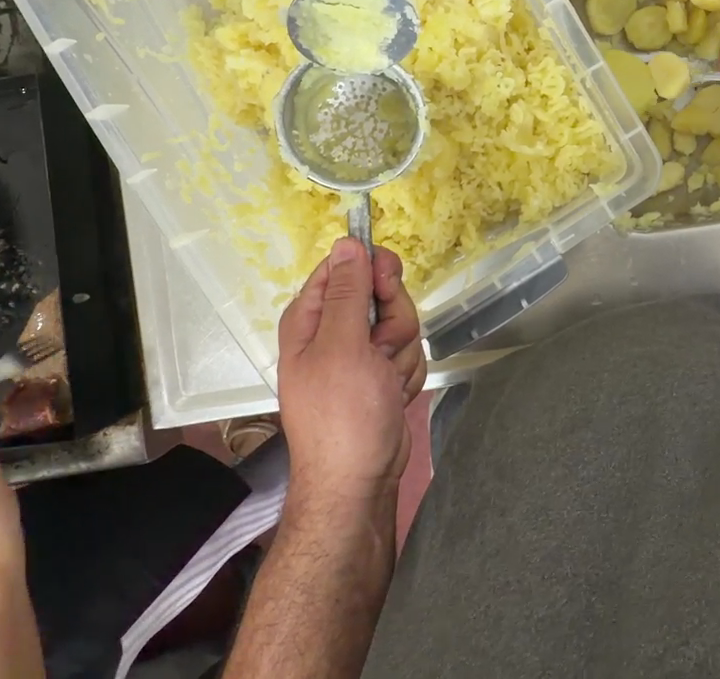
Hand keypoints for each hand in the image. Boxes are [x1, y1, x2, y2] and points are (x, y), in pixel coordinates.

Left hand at [277, 238, 426, 510]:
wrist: (360, 479)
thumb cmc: (342, 413)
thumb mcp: (343, 345)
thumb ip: (349, 291)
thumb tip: (347, 241)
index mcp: (311, 317)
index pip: (345, 267)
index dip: (371, 271)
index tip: (387, 284)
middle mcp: (334, 330)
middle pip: (381, 293)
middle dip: (394, 319)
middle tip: (382, 346)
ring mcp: (361, 353)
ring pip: (401, 322)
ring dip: (403, 351)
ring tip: (385, 380)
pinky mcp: (383, 373)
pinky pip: (408, 352)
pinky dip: (407, 373)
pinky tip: (393, 394)